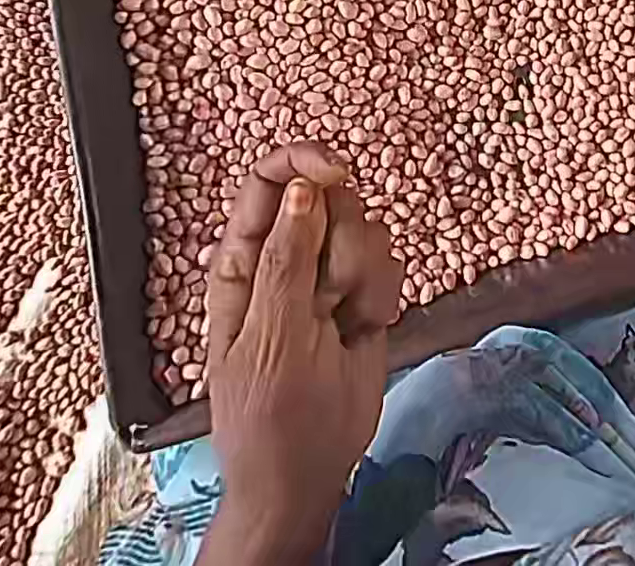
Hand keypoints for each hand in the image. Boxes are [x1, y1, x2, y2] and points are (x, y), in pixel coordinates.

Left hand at [201, 144, 400, 562]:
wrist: (312, 472)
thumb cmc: (271, 412)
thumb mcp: (272, 338)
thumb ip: (286, 259)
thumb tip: (303, 188)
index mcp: (246, 255)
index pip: (269, 179)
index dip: (302, 161)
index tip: (338, 173)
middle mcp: (288, 251)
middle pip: (330, 198)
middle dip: (341, 241)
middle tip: (327, 296)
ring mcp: (329, 269)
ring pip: (365, 227)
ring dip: (362, 275)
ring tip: (341, 322)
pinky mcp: (364, 288)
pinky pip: (388, 260)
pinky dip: (382, 292)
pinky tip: (362, 327)